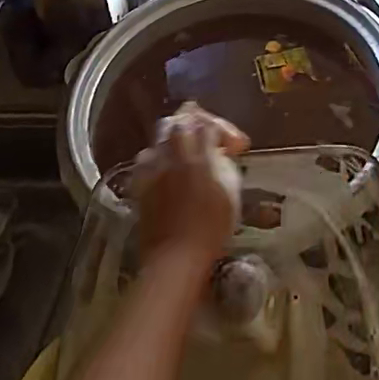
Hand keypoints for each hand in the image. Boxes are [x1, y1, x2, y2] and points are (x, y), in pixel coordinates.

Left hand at [128, 102, 249, 262]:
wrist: (176, 258)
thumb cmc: (212, 228)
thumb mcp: (230, 192)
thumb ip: (224, 165)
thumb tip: (219, 153)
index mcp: (201, 158)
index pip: (209, 125)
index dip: (225, 129)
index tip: (237, 146)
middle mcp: (175, 157)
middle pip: (181, 122)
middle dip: (197, 121)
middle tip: (210, 131)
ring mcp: (154, 169)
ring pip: (160, 136)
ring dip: (175, 134)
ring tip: (186, 145)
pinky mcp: (141, 184)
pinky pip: (145, 158)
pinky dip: (157, 154)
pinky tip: (165, 164)